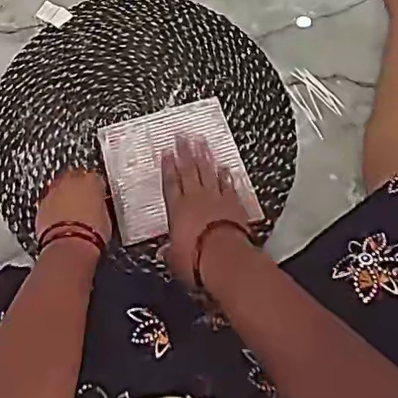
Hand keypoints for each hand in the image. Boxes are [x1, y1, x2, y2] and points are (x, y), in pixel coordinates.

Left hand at [35, 169, 111, 254]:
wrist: (69, 246)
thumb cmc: (90, 234)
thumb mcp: (106, 219)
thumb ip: (101, 207)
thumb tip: (98, 209)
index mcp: (92, 181)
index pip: (96, 179)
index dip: (96, 190)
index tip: (97, 198)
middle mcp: (72, 181)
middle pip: (75, 177)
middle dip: (77, 187)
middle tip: (82, 202)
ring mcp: (55, 191)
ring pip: (59, 187)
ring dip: (63, 196)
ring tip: (68, 212)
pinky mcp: (42, 204)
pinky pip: (48, 201)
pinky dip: (52, 208)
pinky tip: (57, 220)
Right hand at [161, 136, 254, 288]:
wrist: (224, 258)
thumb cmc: (197, 260)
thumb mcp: (176, 260)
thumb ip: (170, 252)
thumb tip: (164, 253)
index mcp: (177, 209)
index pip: (170, 183)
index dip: (168, 167)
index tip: (167, 153)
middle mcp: (195, 199)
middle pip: (188, 170)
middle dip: (184, 152)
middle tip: (182, 136)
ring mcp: (215, 198)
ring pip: (207, 171)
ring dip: (203, 156)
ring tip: (200, 141)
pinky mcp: (233, 203)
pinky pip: (227, 184)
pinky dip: (225, 174)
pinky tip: (224, 166)